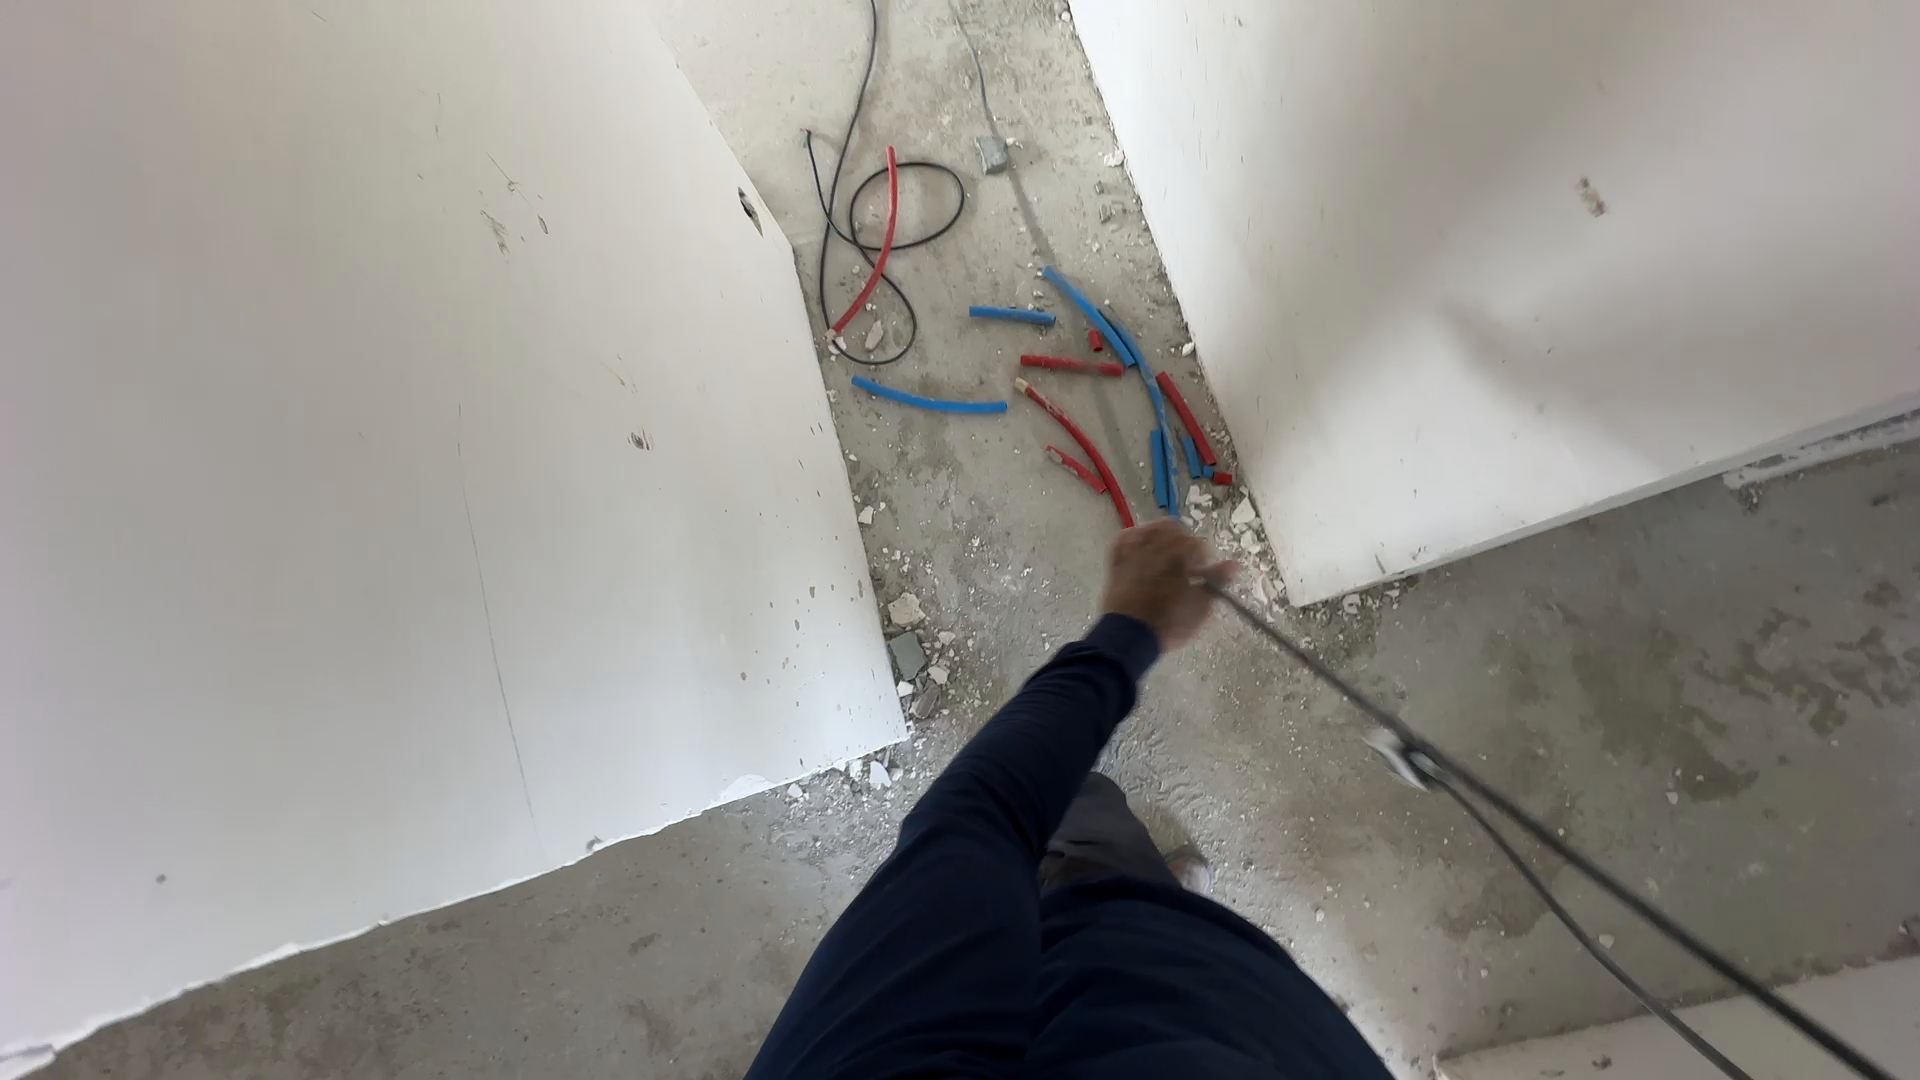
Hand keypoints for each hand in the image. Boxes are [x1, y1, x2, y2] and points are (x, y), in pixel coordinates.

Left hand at [1099, 519, 1236, 651]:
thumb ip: (1217, 581)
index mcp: (1179, 555)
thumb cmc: (1169, 623)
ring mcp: (1133, 552)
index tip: (1202, 574)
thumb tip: (1233, 564)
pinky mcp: (1117, 562)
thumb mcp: (1201, 606)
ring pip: (1150, 529)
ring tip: (1166, 556)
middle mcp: (1156, 546)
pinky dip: (1134, 539)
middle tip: (1186, 564)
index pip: (1198, 544)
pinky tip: (1141, 549)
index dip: (1204, 560)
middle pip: (1175, 530)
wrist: (1130, 636)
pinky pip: (1123, 540)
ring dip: (1161, 537)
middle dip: (1184, 544)